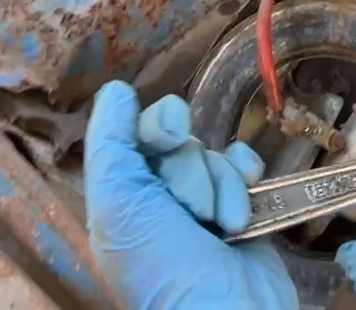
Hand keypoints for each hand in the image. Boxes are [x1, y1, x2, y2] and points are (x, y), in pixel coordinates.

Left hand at [85, 80, 299, 309]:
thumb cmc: (163, 264)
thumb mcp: (118, 203)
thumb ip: (110, 142)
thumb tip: (116, 90)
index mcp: (126, 196)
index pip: (142, 129)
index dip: (160, 124)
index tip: (171, 135)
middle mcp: (161, 198)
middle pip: (181, 141)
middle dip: (191, 170)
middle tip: (192, 209)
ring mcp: (204, 204)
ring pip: (213, 154)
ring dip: (221, 185)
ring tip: (222, 227)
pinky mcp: (242, 208)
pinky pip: (243, 165)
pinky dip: (246, 179)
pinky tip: (246, 208)